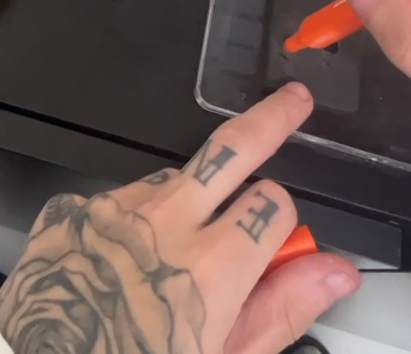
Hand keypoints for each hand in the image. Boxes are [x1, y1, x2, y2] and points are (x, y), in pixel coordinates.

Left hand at [0, 83, 359, 353]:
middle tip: (292, 101)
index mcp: (210, 270)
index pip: (274, 203)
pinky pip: (124, 196)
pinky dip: (138, 217)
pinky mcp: (76, 206)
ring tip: (177, 250)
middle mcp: (164, 221)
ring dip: (191, 197)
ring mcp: (115, 206)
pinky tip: (129, 258)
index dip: (282, 220)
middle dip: (270, 118)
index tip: (277, 236)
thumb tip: (334, 271)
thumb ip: (281, 309)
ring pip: (175, 176)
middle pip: (232, 146)